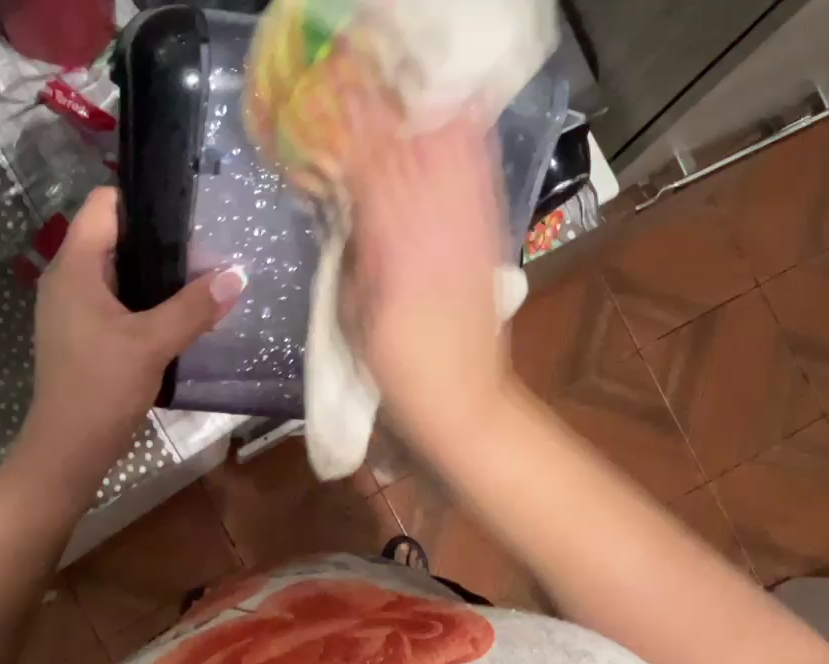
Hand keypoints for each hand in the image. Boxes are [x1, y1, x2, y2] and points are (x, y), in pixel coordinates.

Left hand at [18, 187, 247, 491]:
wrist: (68, 449)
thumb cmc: (100, 388)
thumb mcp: (152, 344)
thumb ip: (193, 308)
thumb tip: (237, 275)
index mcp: (74, 267)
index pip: (104, 205)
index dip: (144, 200)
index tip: (188, 212)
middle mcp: (66, 280)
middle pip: (113, 238)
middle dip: (159, 241)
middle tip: (206, 249)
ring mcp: (72, 310)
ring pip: (117, 274)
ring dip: (155, 277)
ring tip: (200, 281)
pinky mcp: (82, 336)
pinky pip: (115, 304)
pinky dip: (144, 304)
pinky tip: (177, 318)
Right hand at [342, 104, 512, 438]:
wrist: (462, 400)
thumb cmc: (397, 369)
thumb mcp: (354, 317)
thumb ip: (352, 258)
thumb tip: (348, 213)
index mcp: (392, 253)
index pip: (372, 176)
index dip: (356, 139)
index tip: (338, 111)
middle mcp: (434, 233)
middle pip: (413, 158)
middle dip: (390, 123)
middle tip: (370, 98)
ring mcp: (468, 235)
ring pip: (451, 162)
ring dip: (430, 127)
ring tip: (414, 103)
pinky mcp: (490, 244)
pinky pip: (481, 185)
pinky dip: (469, 152)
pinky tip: (459, 127)